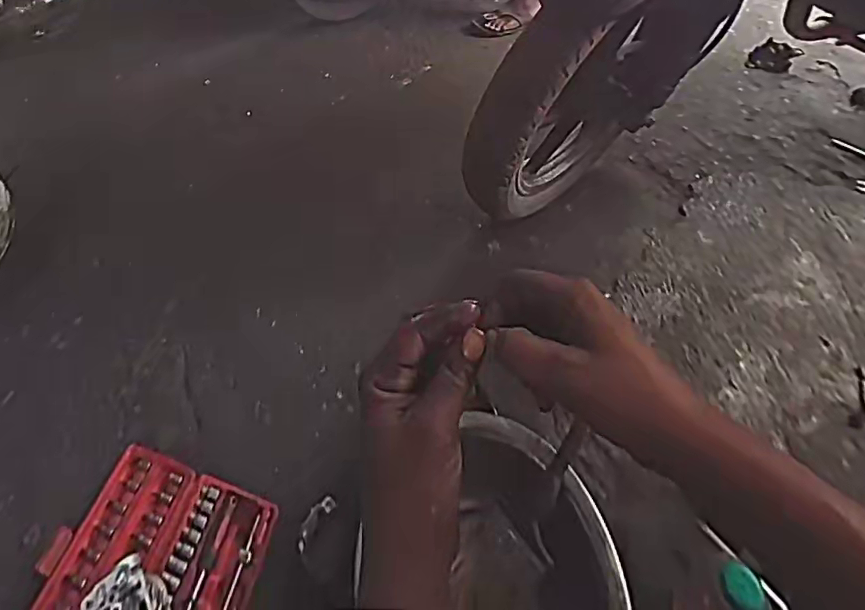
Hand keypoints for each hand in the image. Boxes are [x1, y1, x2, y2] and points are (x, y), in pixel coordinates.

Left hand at [359, 301, 485, 609]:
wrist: (412, 555)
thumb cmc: (409, 500)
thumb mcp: (435, 426)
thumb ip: (453, 376)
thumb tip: (471, 336)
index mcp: (378, 383)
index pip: (412, 333)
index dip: (444, 318)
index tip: (476, 310)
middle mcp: (389, 388)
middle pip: (421, 341)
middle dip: (451, 326)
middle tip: (483, 317)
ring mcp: (407, 403)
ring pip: (434, 358)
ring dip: (459, 345)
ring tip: (485, 335)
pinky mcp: (425, 419)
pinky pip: (443, 379)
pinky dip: (462, 367)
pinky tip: (479, 365)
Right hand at [487, 270, 711, 472]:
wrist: (675, 433)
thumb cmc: (622, 398)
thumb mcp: (562, 375)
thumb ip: (517, 350)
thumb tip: (487, 336)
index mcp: (573, 296)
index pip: (515, 282)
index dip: (492, 306)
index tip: (479, 340)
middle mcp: (579, 302)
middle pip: (525, 305)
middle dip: (509, 336)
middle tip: (504, 372)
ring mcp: (588, 326)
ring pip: (538, 330)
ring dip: (526, 359)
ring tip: (533, 394)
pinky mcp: (594, 350)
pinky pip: (555, 349)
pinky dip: (544, 370)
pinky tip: (548, 400)